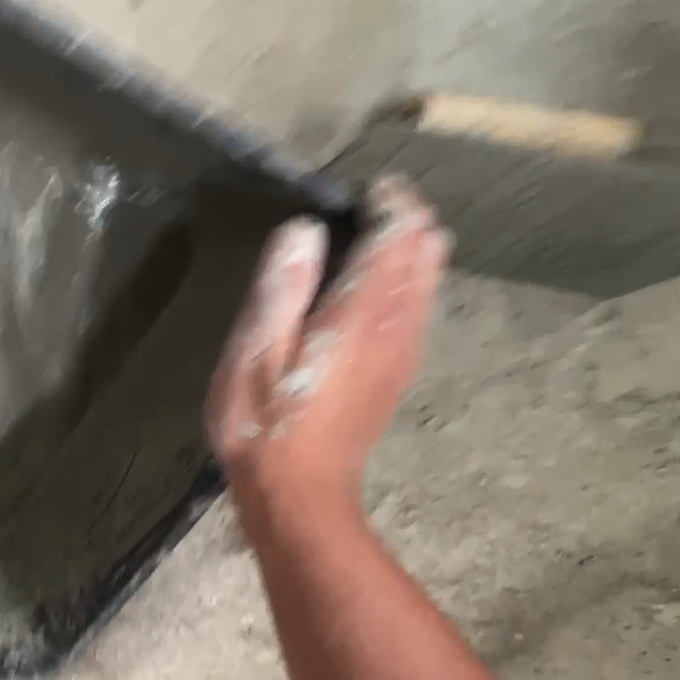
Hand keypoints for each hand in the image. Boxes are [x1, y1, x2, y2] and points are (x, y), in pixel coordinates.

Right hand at [206, 176, 449, 514]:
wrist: (297, 492)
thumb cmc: (263, 424)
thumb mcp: (252, 355)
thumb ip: (280, 290)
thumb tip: (302, 231)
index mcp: (359, 313)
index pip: (397, 234)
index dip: (388, 201)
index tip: (364, 186)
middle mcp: (395, 324)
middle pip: (425, 250)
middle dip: (404, 220)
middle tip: (361, 210)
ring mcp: (403, 351)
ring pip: (428, 279)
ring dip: (406, 251)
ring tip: (363, 245)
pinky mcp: (396, 373)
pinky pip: (416, 308)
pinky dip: (401, 284)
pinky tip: (363, 298)